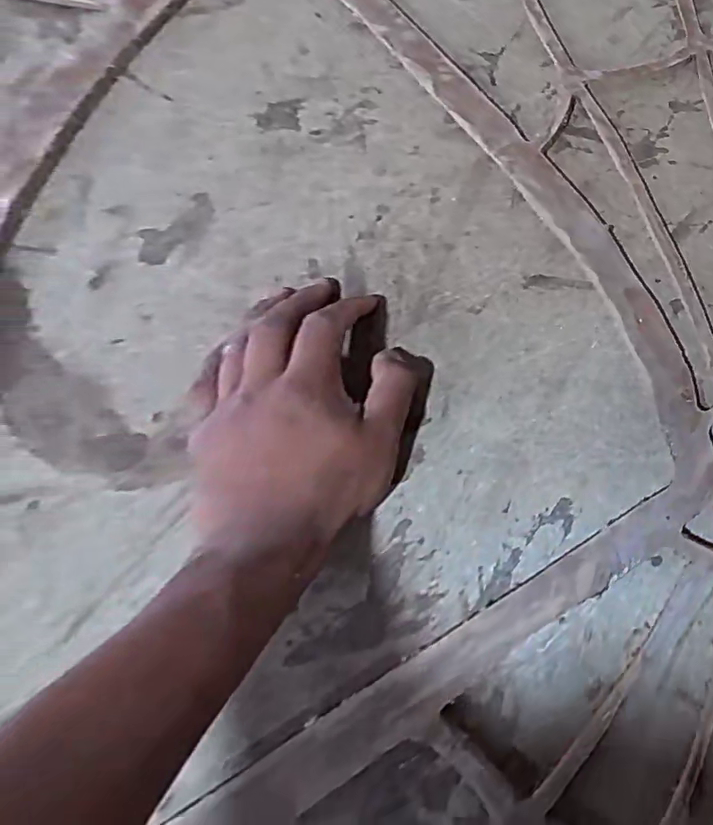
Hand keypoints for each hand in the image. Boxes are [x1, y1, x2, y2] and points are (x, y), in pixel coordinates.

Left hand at [181, 280, 422, 575]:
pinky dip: (222, 353)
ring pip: (234, 347)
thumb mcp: (383, 438)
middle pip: (271, 327)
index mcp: (306, 386)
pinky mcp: (204, 430)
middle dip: (298, 301)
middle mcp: (259, 386)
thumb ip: (394, 389)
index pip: (324, 329)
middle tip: (322, 287)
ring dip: (258, 318)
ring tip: (277, 303)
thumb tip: (391, 352)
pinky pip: (207, 379)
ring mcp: (224, 408)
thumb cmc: (334, 486)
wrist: (263, 540)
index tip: (369, 301)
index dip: (347, 308)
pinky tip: (229, 350)